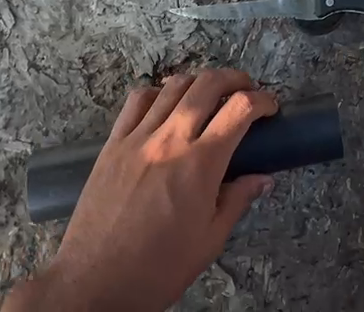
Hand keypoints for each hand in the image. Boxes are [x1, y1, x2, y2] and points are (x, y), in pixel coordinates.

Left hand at [4, 69, 278, 311]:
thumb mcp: (209, 242)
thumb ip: (237, 201)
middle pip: (208, 83)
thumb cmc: (157, 268)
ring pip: (174, 85)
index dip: (262, 100)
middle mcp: (171, 140)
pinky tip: (166, 103)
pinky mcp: (113, 143)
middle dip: (235, 78)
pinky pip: (137, 100)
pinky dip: (158, 92)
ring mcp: (138, 138)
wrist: (93, 284)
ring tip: (209, 94)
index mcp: (200, 165)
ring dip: (199, 82)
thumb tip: (263, 177)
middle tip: (246, 89)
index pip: (240, 109)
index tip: (270, 107)